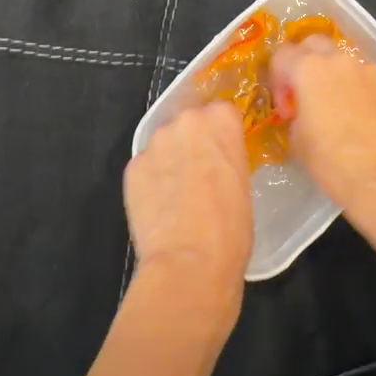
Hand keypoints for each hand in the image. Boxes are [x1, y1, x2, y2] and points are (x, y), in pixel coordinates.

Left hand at [124, 102, 252, 289]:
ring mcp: (155, 143)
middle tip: (200, 174)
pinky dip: (151, 181)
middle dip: (193, 142)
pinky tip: (159, 208)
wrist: (190, 263)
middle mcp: (186, 121)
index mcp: (221, 120)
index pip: (222, 112)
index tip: (223, 154)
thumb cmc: (231, 228)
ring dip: (170, 159)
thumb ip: (227, 159)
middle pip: (190, 122)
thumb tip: (215, 163)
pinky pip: (146, 167)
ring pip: (164, 143)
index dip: (222, 135)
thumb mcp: (243, 184)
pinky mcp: (132, 167)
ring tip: (176, 195)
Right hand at [271, 38, 375, 212]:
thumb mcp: (297, 141)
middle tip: (305, 92)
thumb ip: (295, 115)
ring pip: (345, 60)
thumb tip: (303, 114)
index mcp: (309, 69)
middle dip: (304, 62)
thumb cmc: (332, 162)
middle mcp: (341, 61)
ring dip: (335, 76)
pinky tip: (363, 119)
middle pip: (314, 43)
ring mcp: (370, 72)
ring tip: (337, 107)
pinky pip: (369, 81)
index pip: (281, 55)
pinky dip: (360, 91)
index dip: (278, 81)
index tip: (286, 109)